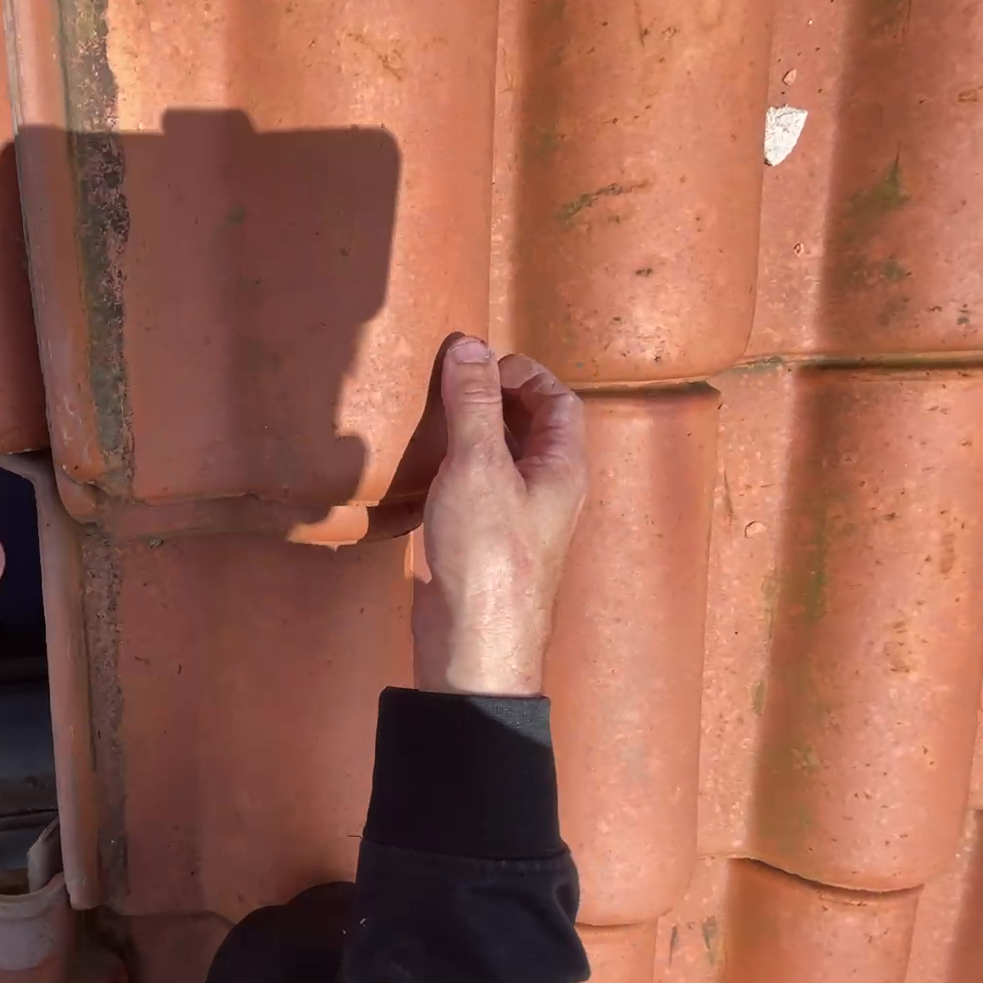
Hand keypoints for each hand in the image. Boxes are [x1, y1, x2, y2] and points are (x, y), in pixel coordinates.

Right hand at [413, 338, 586, 695]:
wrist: (471, 639)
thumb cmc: (486, 549)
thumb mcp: (479, 467)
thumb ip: (473, 405)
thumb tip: (468, 343)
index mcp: (561, 467)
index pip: (558, 401)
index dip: (522, 373)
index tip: (474, 365)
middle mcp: (545, 489)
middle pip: (529, 427)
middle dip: (492, 397)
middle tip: (445, 384)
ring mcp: (513, 517)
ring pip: (499, 458)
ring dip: (471, 431)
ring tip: (429, 415)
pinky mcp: (481, 539)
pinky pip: (474, 486)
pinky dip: (453, 465)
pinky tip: (421, 465)